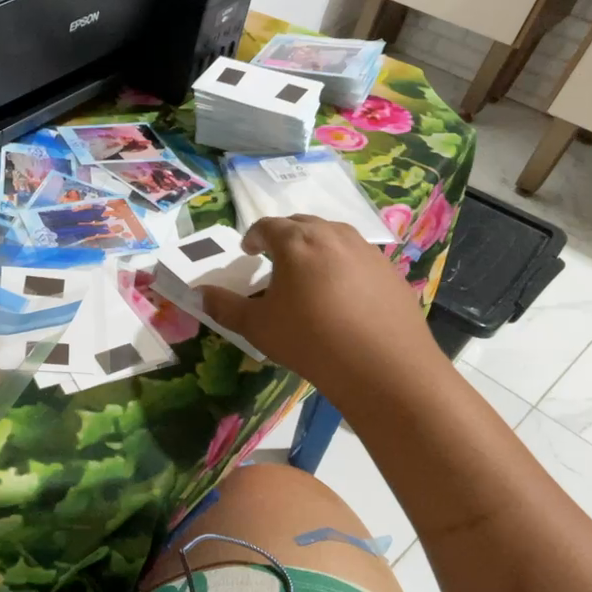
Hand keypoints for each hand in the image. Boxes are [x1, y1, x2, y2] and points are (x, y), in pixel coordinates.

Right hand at [202, 216, 446, 401]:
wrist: (384, 367)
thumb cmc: (310, 340)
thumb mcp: (257, 327)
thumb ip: (224, 307)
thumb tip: (200, 293)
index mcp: (296, 242)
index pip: (267, 226)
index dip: (253, 237)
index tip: (248, 252)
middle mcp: (332, 235)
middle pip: (302, 224)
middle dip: (284, 236)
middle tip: (275, 258)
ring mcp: (367, 251)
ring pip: (334, 236)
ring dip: (315, 246)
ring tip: (308, 273)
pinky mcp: (391, 271)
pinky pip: (359, 257)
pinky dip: (343, 265)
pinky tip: (342, 295)